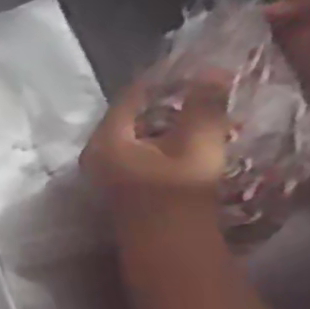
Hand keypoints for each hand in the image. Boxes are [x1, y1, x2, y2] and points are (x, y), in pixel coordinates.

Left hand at [81, 70, 232, 222]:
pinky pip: (143, 149)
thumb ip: (203, 104)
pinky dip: (169, 138)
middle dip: (172, 97)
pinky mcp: (119, 184)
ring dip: (174, 118)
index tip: (199, 61)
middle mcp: (96, 154)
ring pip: (141, 132)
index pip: (132, 94)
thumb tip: (210, 69)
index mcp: (106, 141)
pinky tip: (200, 133)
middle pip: (135, 113)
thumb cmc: (179, 195)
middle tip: (209, 81)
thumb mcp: (198, 142)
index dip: (166, 76)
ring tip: (212, 104)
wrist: (166, 247)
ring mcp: (105, 171)